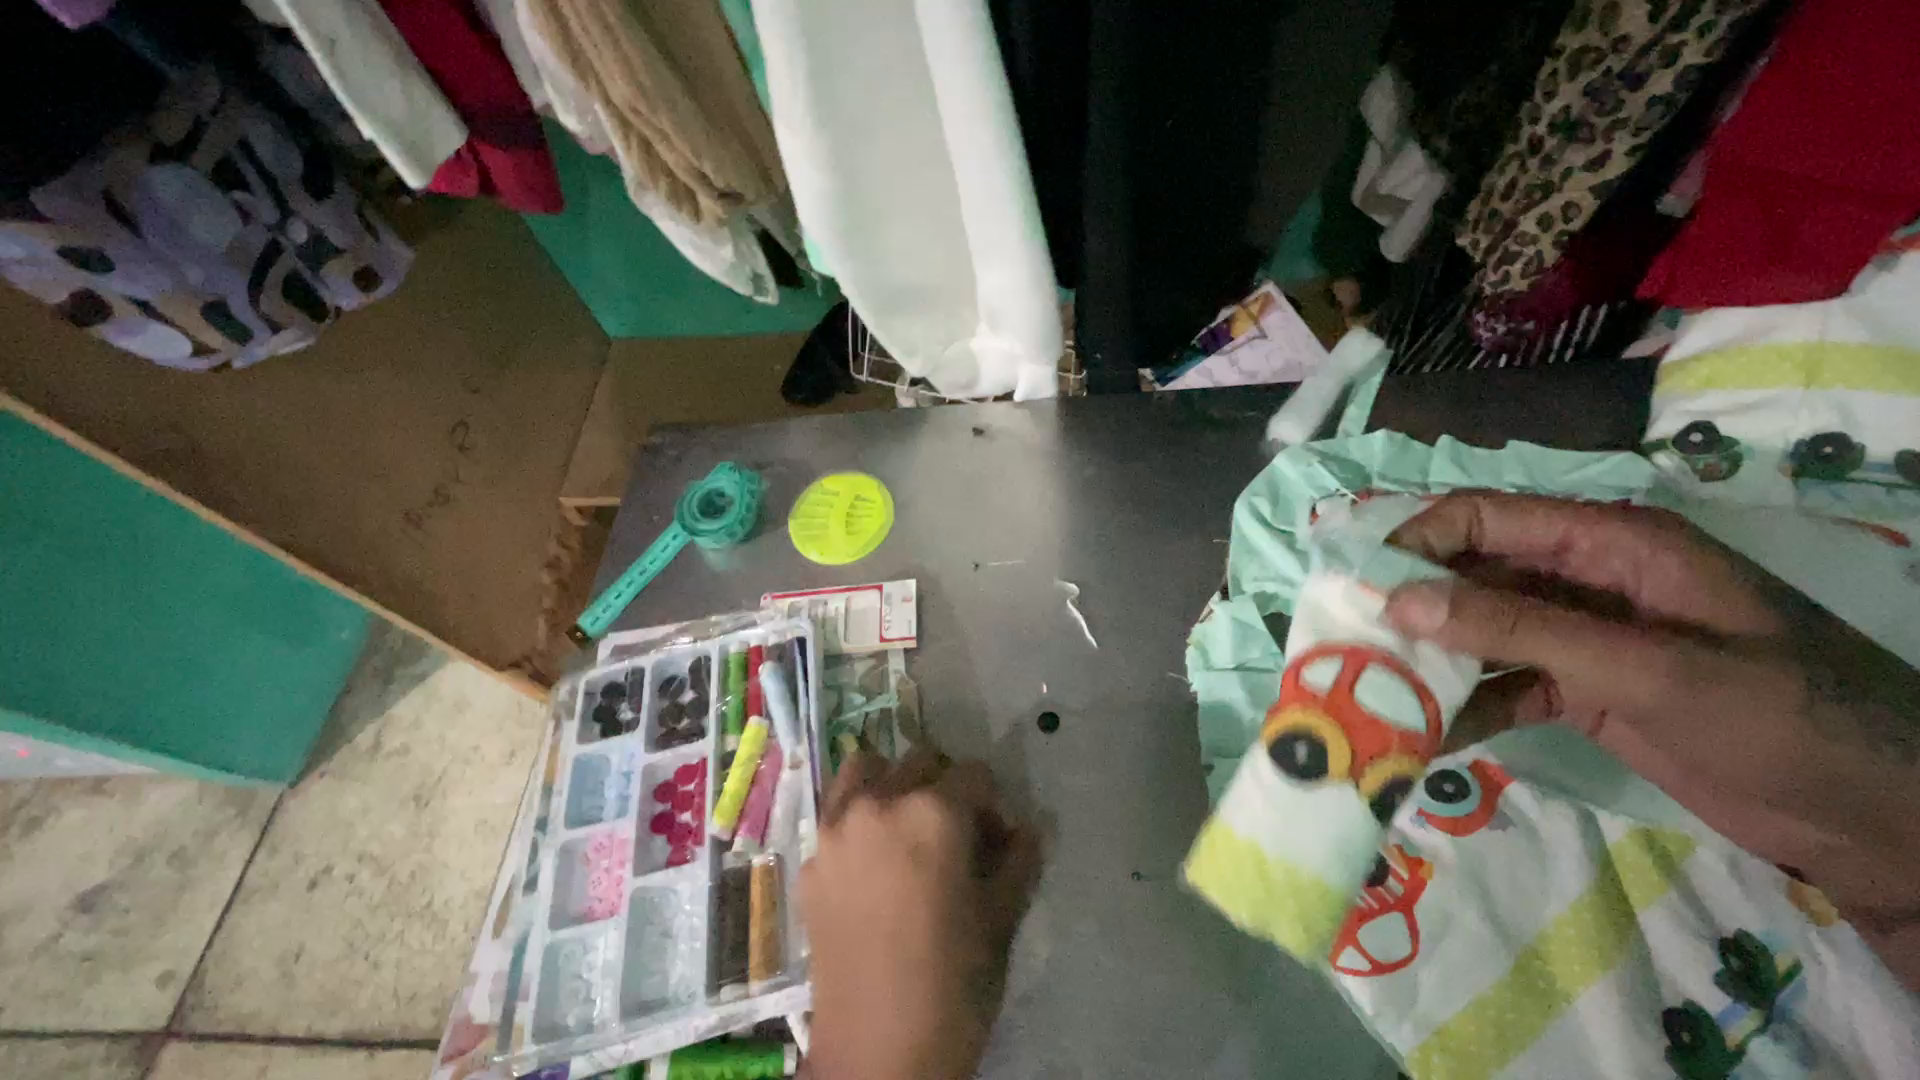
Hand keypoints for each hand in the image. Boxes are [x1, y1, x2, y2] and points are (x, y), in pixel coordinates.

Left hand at [801, 751, 1040, 1079]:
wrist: (877, 1051)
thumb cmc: (953, 984)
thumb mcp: (1001, 919)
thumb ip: (1020, 858)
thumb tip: (1028, 827)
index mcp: (933, 812)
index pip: (975, 773)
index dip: (993, 805)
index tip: (997, 841)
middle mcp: (878, 804)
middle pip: (920, 761)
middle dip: (945, 787)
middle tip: (955, 836)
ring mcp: (835, 829)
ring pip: (865, 769)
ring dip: (891, 784)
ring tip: (904, 830)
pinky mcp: (809, 861)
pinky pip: (834, 813)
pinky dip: (856, 818)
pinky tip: (870, 866)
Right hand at [1382, 494, 1919, 987]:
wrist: (1885, 821)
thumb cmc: (1785, 717)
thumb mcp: (1648, 667)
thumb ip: (1519, 628)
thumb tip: (1397, 598)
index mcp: (1609, 542)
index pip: (1483, 518)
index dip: (1414, 540)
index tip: (1355, 584)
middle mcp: (1583, 579)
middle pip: (1470, 575)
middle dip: (1409, 607)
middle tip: (1346, 645)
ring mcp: (1581, 637)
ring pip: (1478, 633)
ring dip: (1429, 661)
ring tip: (1371, 694)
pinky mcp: (1582, 690)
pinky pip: (1501, 686)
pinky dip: (1464, 707)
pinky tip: (1425, 735)